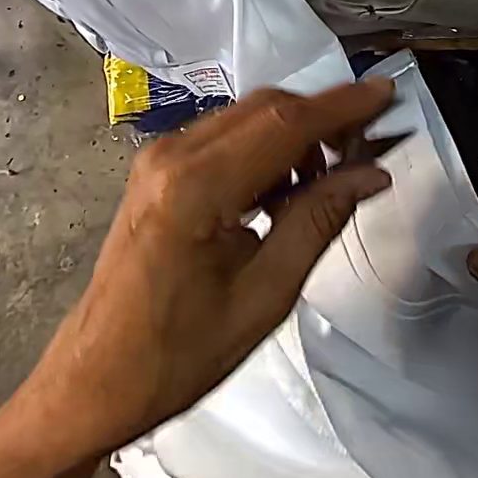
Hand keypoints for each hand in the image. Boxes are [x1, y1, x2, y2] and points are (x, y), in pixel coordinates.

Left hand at [18, 78, 394, 459]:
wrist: (90, 384)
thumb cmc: (178, 354)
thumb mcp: (266, 293)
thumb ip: (321, 219)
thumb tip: (373, 173)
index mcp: (197, 187)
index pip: (286, 123)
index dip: (344, 104)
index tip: (388, 93)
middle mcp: (173, 155)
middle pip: (269, 107)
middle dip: (325, 115)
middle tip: (368, 143)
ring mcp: (161, 157)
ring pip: (251, 115)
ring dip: (299, 130)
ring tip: (331, 174)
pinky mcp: (160, 168)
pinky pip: (230, 134)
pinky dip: (270, 145)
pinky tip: (287, 185)